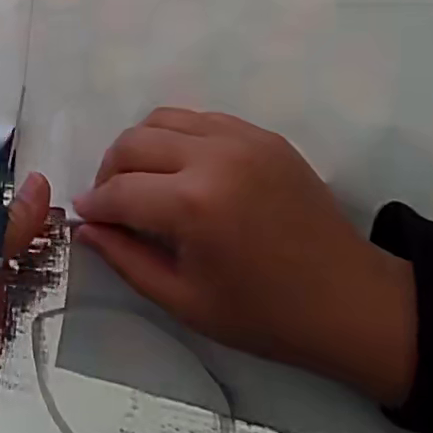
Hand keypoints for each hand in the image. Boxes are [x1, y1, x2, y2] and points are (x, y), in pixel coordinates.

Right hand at [73, 109, 418, 403]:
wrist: (348, 299)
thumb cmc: (264, 314)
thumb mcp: (185, 301)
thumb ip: (126, 259)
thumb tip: (85, 227)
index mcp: (194, 204)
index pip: (119, 190)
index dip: (94, 205)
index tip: (83, 215)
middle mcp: (213, 156)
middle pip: (134, 141)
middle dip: (109, 170)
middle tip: (111, 201)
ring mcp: (241, 137)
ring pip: (163, 118)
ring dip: (140, 145)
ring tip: (143, 179)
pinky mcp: (262, 133)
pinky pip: (202, 119)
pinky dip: (178, 137)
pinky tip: (183, 167)